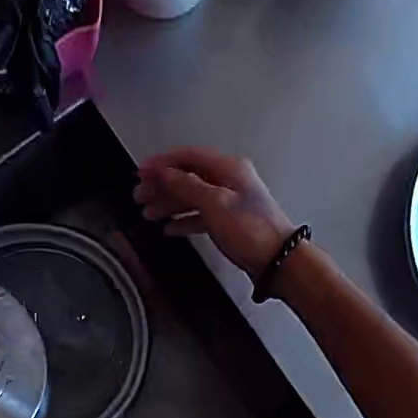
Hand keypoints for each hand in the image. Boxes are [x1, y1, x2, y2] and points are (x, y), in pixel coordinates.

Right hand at [136, 148, 297, 277]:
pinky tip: (170, 227)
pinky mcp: (231, 222)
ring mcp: (230, 202)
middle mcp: (230, 181)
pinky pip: (201, 216)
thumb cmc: (253, 231)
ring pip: (192, 197)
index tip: (141, 172)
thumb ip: (186, 186)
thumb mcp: (214, 203)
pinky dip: (184, 220)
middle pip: (187, 177)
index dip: (161, 164)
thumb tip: (165, 174)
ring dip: (169, 203)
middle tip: (139, 195)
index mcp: (228, 168)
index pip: (187, 157)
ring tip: (148, 212)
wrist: (278, 260)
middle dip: (161, 186)